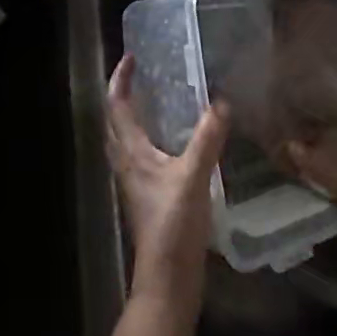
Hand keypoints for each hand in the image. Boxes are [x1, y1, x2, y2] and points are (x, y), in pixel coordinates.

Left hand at [105, 54, 229, 301]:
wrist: (167, 278)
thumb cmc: (173, 225)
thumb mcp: (193, 177)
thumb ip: (207, 138)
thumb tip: (221, 101)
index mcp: (131, 152)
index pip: (117, 107)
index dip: (120, 80)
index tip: (131, 56)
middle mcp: (126, 163)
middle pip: (115, 122)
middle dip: (122, 95)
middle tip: (139, 74)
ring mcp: (135, 181)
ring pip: (124, 139)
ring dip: (131, 116)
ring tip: (152, 100)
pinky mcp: (146, 196)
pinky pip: (139, 155)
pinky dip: (146, 137)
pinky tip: (169, 141)